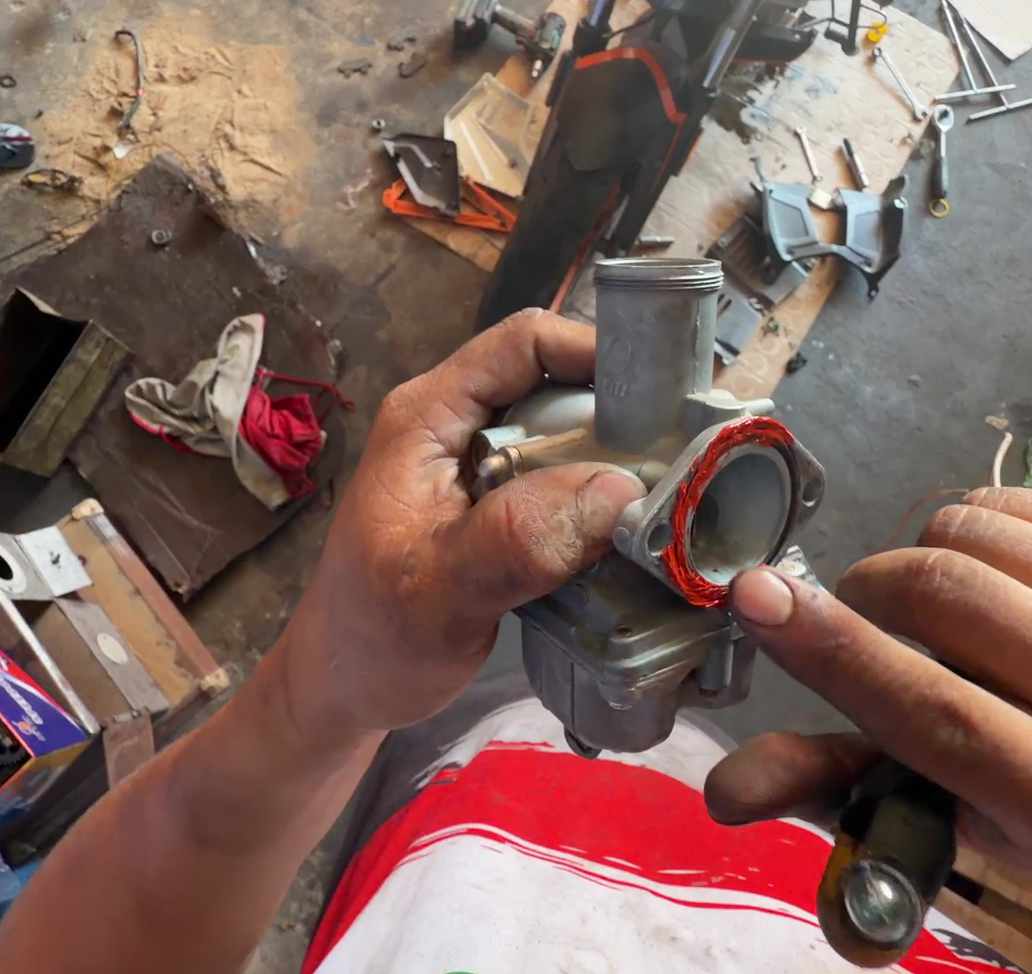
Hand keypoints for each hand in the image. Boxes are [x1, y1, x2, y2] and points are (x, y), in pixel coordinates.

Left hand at [276, 310, 645, 738]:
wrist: (343, 686)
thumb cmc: (371, 639)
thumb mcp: (438, 594)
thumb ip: (518, 540)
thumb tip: (621, 491)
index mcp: (428, 416)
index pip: (523, 344)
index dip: (596, 352)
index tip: (664, 398)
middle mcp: (457, 425)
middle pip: (554, 384)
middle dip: (621, 412)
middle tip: (688, 455)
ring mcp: (478, 466)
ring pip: (565, 435)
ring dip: (617, 460)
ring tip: (676, 494)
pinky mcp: (498, 507)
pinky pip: (562, 482)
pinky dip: (600, 499)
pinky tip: (636, 529)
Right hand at [705, 488, 1031, 880]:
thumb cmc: (1017, 787)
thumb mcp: (919, 800)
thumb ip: (821, 786)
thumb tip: (722, 793)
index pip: (932, 713)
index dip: (832, 650)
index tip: (753, 596)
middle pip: (944, 593)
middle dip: (871, 590)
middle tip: (867, 614)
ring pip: (968, 530)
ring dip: (922, 558)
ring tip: (947, 608)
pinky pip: (1007, 499)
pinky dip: (971, 527)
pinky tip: (999, 578)